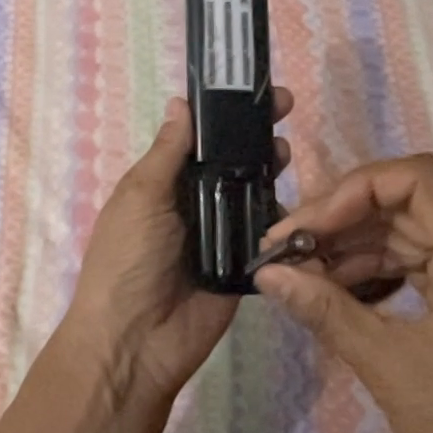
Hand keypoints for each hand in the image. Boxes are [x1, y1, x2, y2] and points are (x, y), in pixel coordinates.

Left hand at [62, 91, 292, 405]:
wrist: (135, 341)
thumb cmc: (127, 258)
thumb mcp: (141, 196)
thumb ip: (168, 153)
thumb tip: (180, 103)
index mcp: (162, 185)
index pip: (198, 141)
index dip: (225, 116)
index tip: (257, 91)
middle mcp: (192, 206)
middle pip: (231, 165)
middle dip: (255, 139)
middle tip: (285, 113)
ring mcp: (219, 237)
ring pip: (253, 197)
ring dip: (271, 174)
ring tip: (285, 153)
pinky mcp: (242, 269)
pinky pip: (267, 240)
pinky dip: (285, 223)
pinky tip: (305, 203)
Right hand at [253, 154, 432, 432]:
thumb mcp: (386, 364)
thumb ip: (324, 308)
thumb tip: (265, 274)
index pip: (419, 181)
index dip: (353, 192)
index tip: (306, 226)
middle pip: (410, 205)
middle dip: (342, 221)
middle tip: (285, 246)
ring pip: (411, 232)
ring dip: (353, 246)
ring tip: (299, 269)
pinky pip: (422, 263)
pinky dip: (376, 270)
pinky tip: (333, 287)